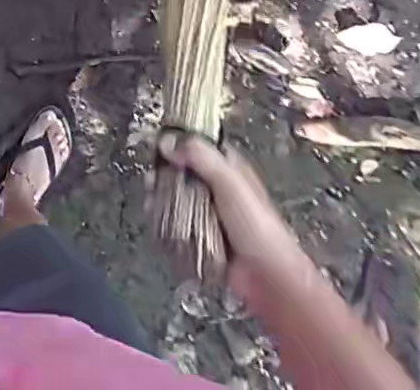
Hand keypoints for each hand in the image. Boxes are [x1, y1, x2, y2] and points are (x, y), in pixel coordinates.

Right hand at [157, 132, 313, 299]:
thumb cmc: (255, 225)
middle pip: (182, 171)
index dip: (177, 143)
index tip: (158, 147)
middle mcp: (217, 186)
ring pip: (178, 197)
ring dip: (162, 198)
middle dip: (164, 174)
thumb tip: (167, 141)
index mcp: (227, 166)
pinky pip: (178, 222)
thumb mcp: (229, 182)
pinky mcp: (201, 234)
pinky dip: (166, 220)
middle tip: (152, 181)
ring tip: (151, 202)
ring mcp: (209, 211)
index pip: (197, 145)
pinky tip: (157, 221)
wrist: (268, 278)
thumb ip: (200, 157)